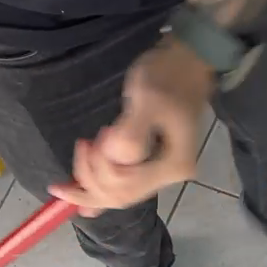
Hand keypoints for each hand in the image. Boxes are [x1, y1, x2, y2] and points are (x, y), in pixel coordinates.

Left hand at [49, 35, 210, 215]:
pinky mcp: (151, 166)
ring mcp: (161, 174)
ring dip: (92, 184)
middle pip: (120, 196)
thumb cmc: (167, 76)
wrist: (186, 63)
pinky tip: (82, 203)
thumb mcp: (148, 98)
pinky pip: (123, 187)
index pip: (124, 184)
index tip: (91, 139)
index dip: (98, 168)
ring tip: (81, 157)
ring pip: (119, 195)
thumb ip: (132, 132)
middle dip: (91, 180)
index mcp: (172, 165)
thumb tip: (114, 157)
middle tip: (81, 146)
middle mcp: (169, 177)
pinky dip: (100, 194)